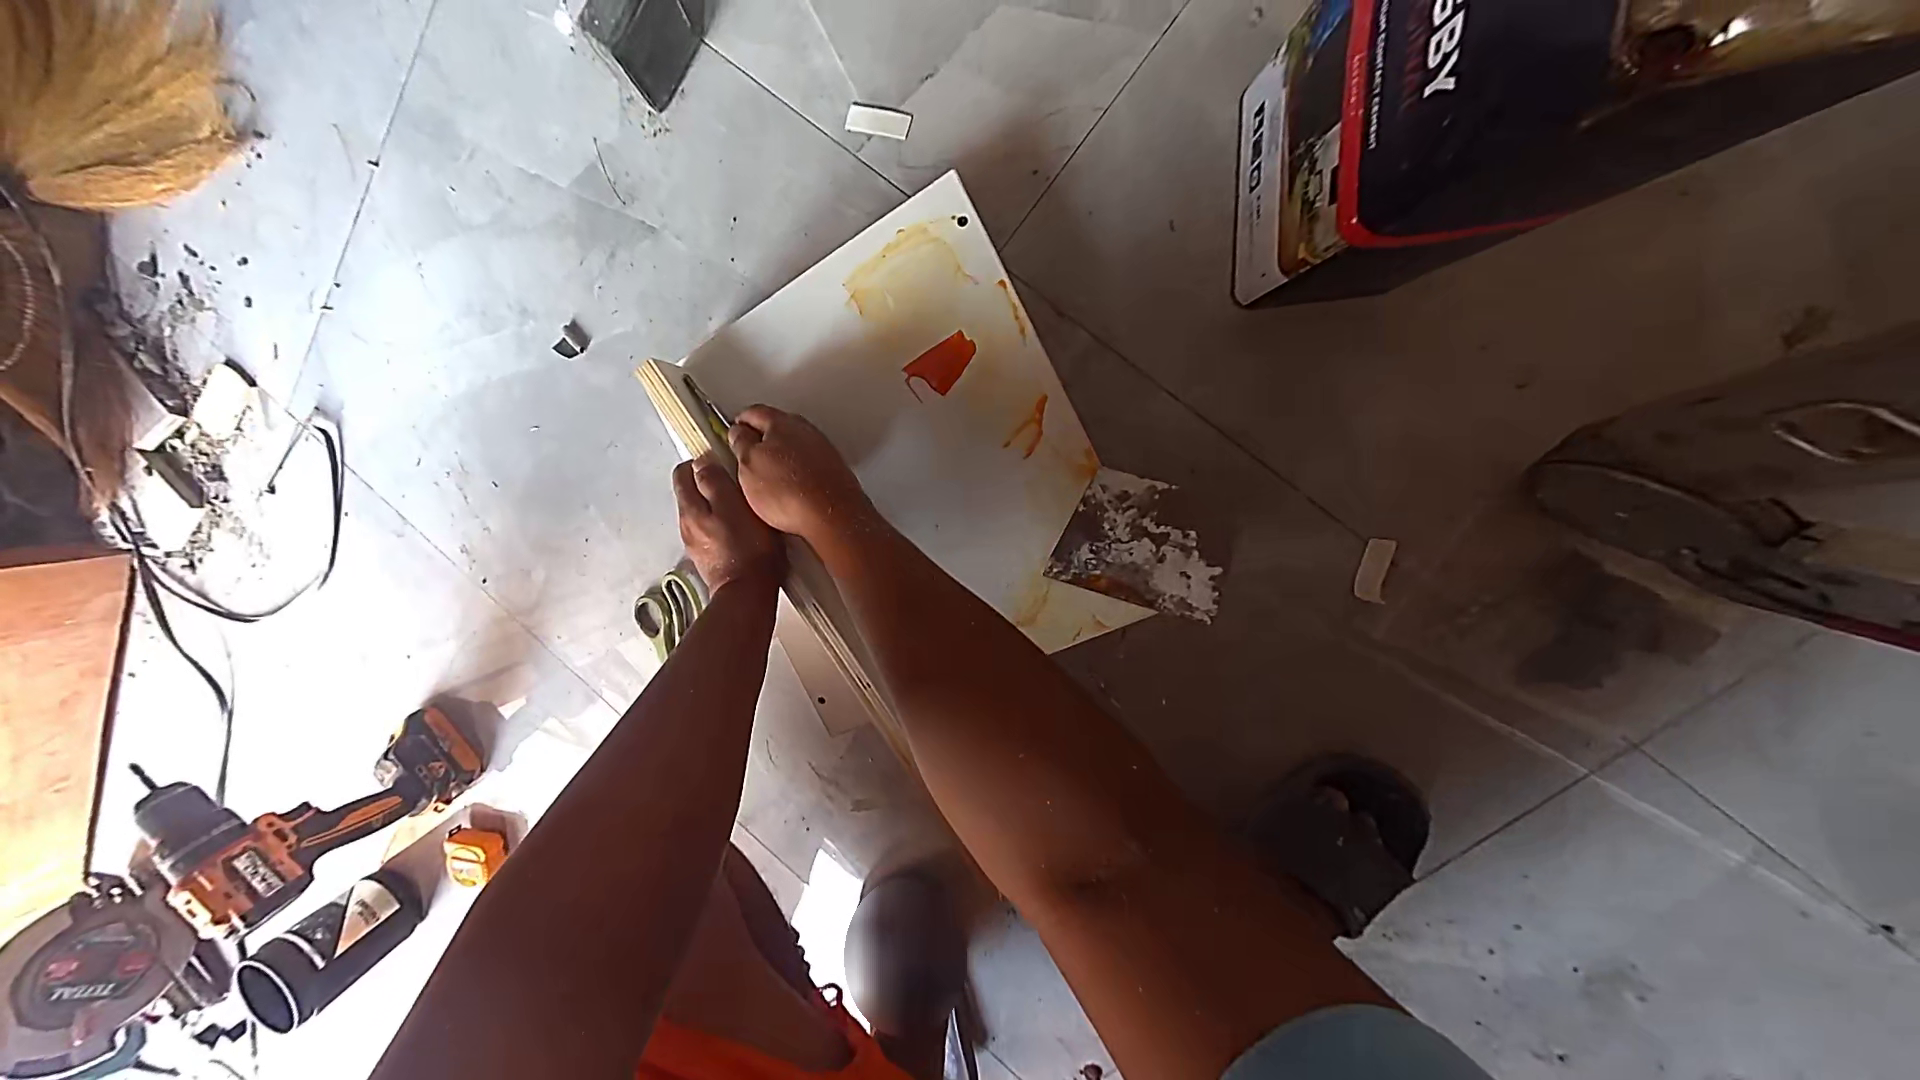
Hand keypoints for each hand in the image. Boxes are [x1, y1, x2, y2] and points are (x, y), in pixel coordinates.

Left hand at [674, 457, 784, 594]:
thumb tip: (702, 461)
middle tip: (738, 486)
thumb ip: (715, 482)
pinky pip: (712, 532)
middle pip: (691, 492)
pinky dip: (723, 526)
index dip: (703, 463)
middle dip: (709, 485)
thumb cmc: (748, 548)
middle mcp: (687, 524)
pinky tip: (742, 531)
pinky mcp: (709, 559)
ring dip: (718, 507)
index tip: (727, 465)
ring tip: (744, 509)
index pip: (684, 472)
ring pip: (702, 513)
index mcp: (690, 508)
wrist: (748, 592)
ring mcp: (697, 544)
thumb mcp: (735, 506)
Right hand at [728, 405, 880, 543]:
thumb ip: (741, 443)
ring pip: (795, 447)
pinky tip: (791, 490)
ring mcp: (823, 451)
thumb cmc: (793, 491)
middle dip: (762, 439)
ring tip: (768, 479)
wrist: (832, 517)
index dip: (739, 423)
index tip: (733, 432)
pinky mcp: (834, 472)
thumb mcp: (749, 464)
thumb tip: (738, 434)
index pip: (754, 412)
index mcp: (782, 422)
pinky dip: (798, 473)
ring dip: (782, 457)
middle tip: (748, 456)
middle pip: (777, 427)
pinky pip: (809, 467)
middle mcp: (807, 431)